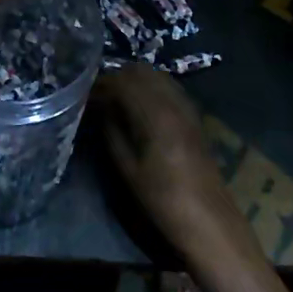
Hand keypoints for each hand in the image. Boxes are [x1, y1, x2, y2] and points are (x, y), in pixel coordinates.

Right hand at [96, 64, 255, 262]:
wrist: (209, 220)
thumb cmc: (163, 200)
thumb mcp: (128, 170)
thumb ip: (111, 132)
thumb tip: (98, 109)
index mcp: (155, 115)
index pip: (123, 82)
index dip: (101, 84)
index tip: (84, 94)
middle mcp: (173, 102)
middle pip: (140, 71)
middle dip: (117, 77)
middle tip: (98, 94)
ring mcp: (186, 107)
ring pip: (156, 75)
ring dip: (134, 80)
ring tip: (115, 97)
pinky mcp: (193, 115)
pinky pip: (169, 87)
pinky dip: (151, 87)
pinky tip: (139, 104)